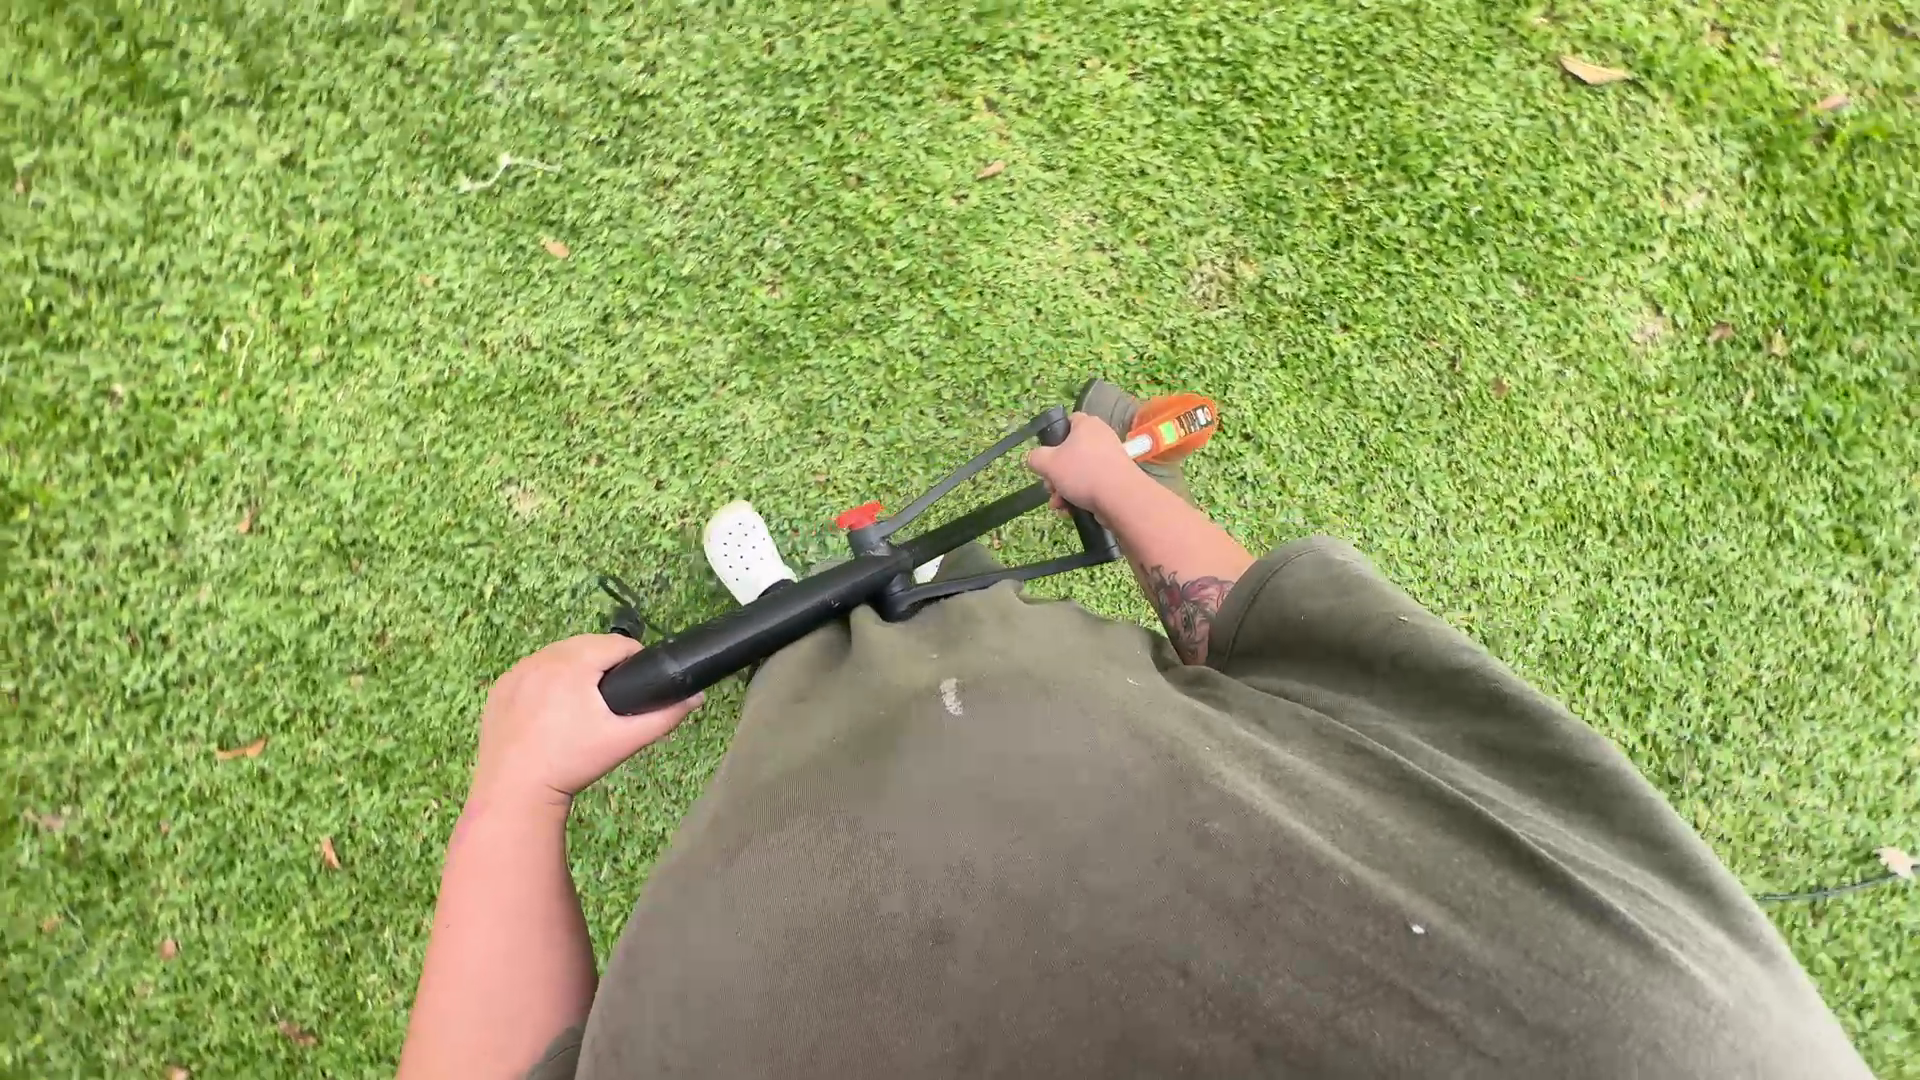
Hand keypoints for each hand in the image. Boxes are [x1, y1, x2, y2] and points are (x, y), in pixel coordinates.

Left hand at [468, 635, 703, 811]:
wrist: (515, 792)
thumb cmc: (573, 762)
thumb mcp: (625, 740)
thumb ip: (665, 716)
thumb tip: (698, 697)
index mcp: (573, 664)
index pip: (617, 644)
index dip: (635, 658)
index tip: (639, 683)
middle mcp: (542, 659)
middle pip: (588, 644)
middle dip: (606, 661)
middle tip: (616, 694)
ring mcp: (517, 672)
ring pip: (560, 654)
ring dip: (578, 666)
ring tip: (588, 698)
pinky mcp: (501, 687)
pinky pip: (535, 669)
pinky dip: (550, 677)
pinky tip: (556, 704)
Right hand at [1026, 412, 1147, 518]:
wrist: (1120, 498)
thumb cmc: (1082, 472)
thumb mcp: (1047, 463)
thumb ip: (1035, 458)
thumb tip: (1036, 459)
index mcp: (1086, 425)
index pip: (1068, 421)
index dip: (1054, 437)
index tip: (1046, 455)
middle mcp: (1100, 437)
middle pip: (1069, 452)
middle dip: (1055, 473)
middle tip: (1050, 486)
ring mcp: (1109, 459)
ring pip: (1078, 472)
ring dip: (1063, 489)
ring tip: (1058, 504)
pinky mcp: (1115, 479)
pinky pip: (1091, 484)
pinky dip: (1078, 496)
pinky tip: (1070, 510)